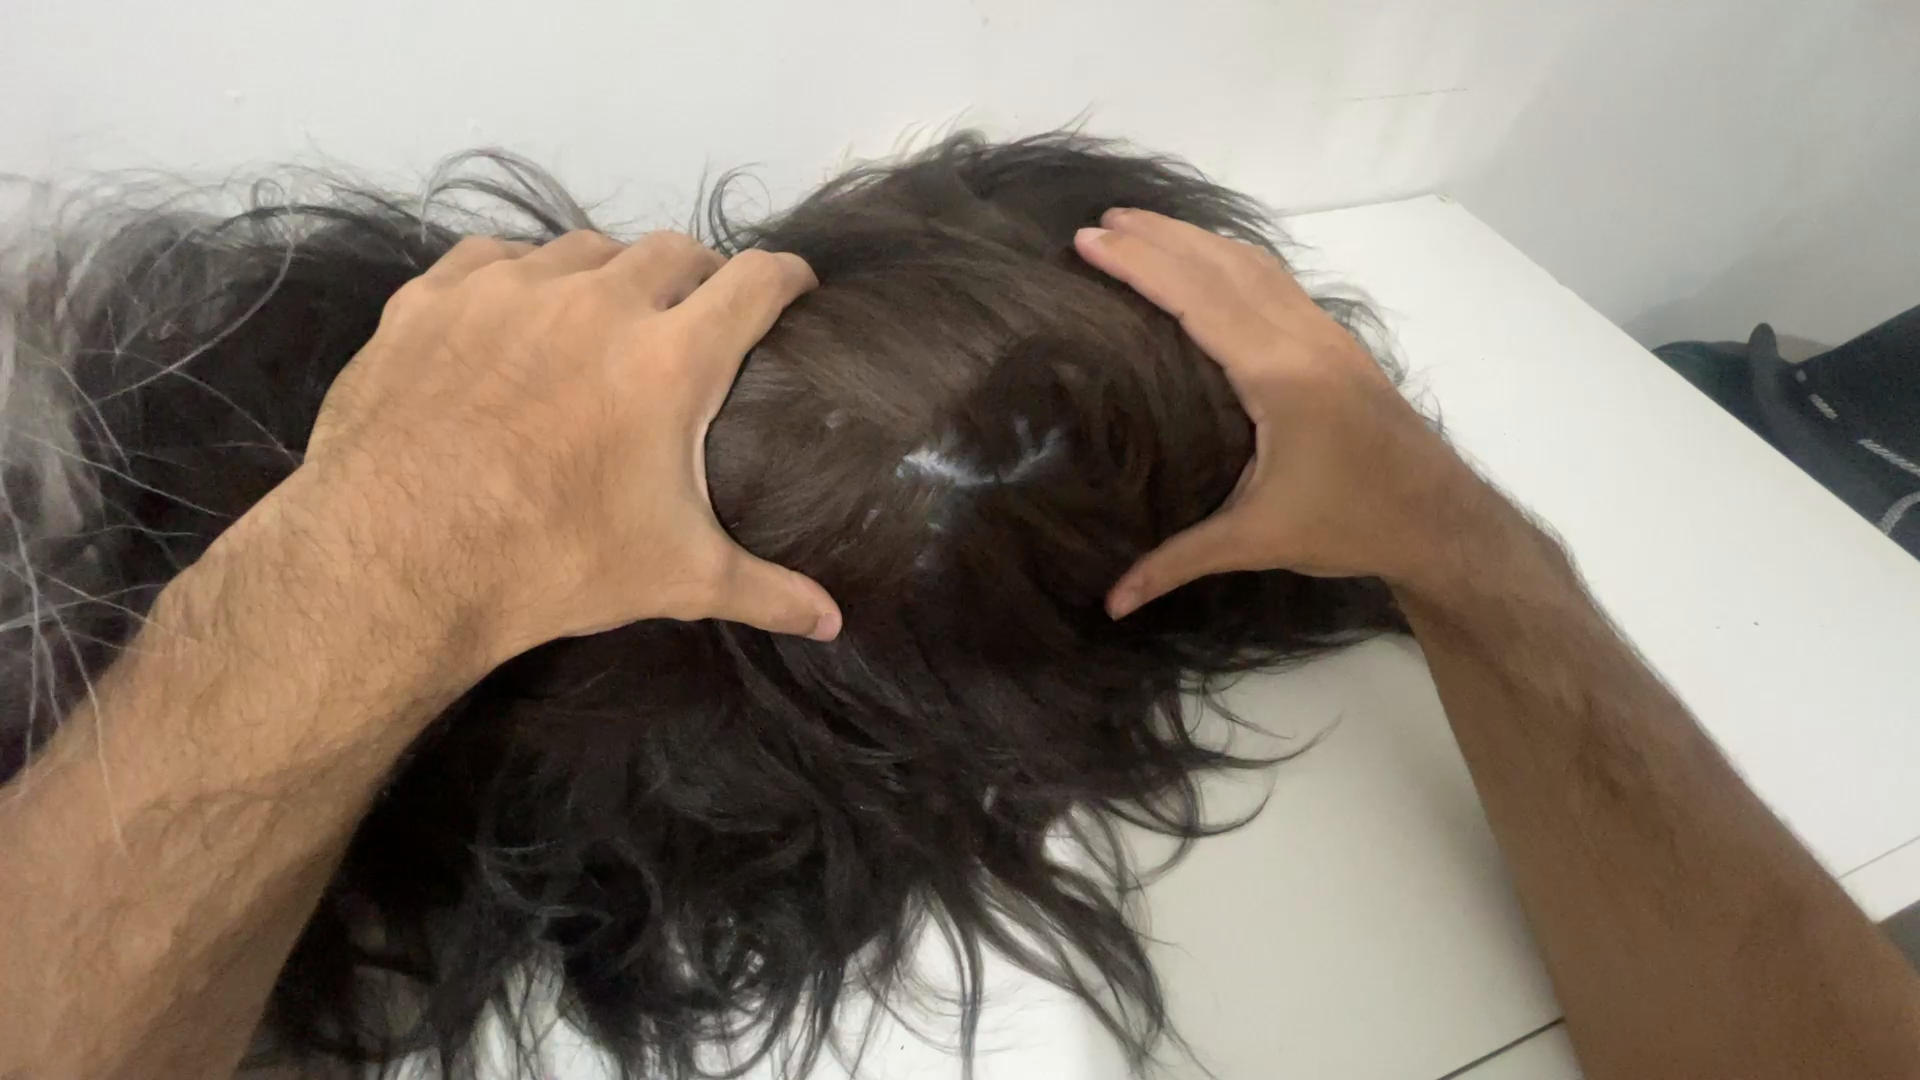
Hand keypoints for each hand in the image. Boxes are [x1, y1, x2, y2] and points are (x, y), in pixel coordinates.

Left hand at [279, 230, 841, 660]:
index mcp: (671, 359)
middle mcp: (597, 303)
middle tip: (708, 317)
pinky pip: (500, 256)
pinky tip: (526, 315)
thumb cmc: (558, 563)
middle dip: (707, 276)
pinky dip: (532, 276)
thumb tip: (836, 624)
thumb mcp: (682, 579)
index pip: (755, 283)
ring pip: (590, 248)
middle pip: (677, 252)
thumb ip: (771, 594)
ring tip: (619, 316)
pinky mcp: (432, 298)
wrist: (393, 566)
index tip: (800, 285)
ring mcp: (508, 291)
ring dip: (622, 273)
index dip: (790, 276)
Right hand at [1075, 209, 1497, 616]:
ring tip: (1147, 226)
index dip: (1139, 265)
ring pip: (1255, 266)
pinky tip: (1215, 263)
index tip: (1091, 239)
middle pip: (1222, 265)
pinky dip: (1232, 260)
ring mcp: (1326, 336)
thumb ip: (1177, 564)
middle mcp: (1303, 338)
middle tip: (1104, 219)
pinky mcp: (1336, 346)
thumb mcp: (1255, 542)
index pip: (1196, 300)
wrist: (1443, 520)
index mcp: (1278, 374)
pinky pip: (1276, 283)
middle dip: (1159, 237)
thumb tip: (1110, 605)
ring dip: (1197, 241)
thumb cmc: (1350, 524)